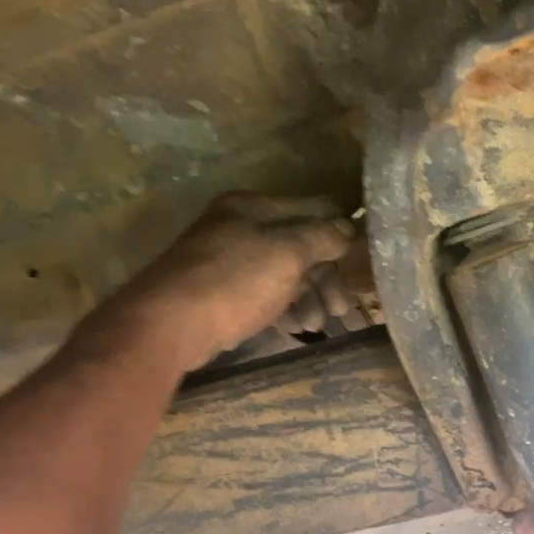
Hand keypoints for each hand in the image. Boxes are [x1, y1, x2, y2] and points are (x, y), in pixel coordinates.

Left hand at [85, 192, 356, 368]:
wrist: (170, 324)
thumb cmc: (234, 281)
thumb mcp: (286, 252)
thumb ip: (321, 236)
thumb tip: (348, 226)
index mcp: (254, 206)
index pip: (314, 208)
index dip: (342, 232)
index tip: (363, 262)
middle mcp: (241, 226)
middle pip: (300, 244)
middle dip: (326, 276)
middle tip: (342, 308)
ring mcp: (229, 260)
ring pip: (283, 273)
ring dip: (308, 297)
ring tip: (317, 325)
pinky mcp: (221, 293)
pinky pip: (265, 294)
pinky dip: (285, 308)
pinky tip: (296, 327)